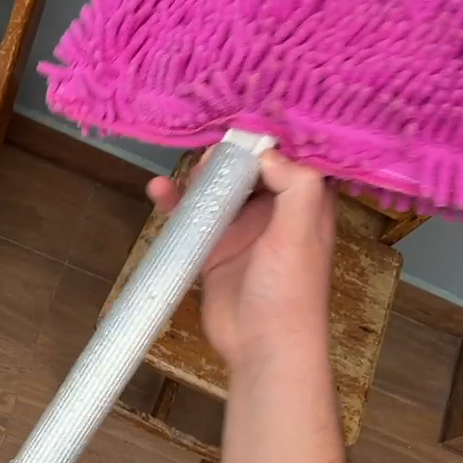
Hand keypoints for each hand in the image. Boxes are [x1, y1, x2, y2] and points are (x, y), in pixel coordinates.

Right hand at [147, 151, 335, 370]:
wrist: (262, 346)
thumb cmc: (289, 290)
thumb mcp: (299, 231)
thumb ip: (293, 184)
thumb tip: (266, 150)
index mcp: (304, 203)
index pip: (290, 156)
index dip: (271, 135)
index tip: (247, 116)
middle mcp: (274, 212)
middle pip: (249, 170)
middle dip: (230, 154)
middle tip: (211, 149)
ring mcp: (242, 232)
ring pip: (219, 192)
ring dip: (200, 178)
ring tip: (187, 171)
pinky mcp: (214, 252)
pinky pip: (194, 220)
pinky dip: (176, 205)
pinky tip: (159, 192)